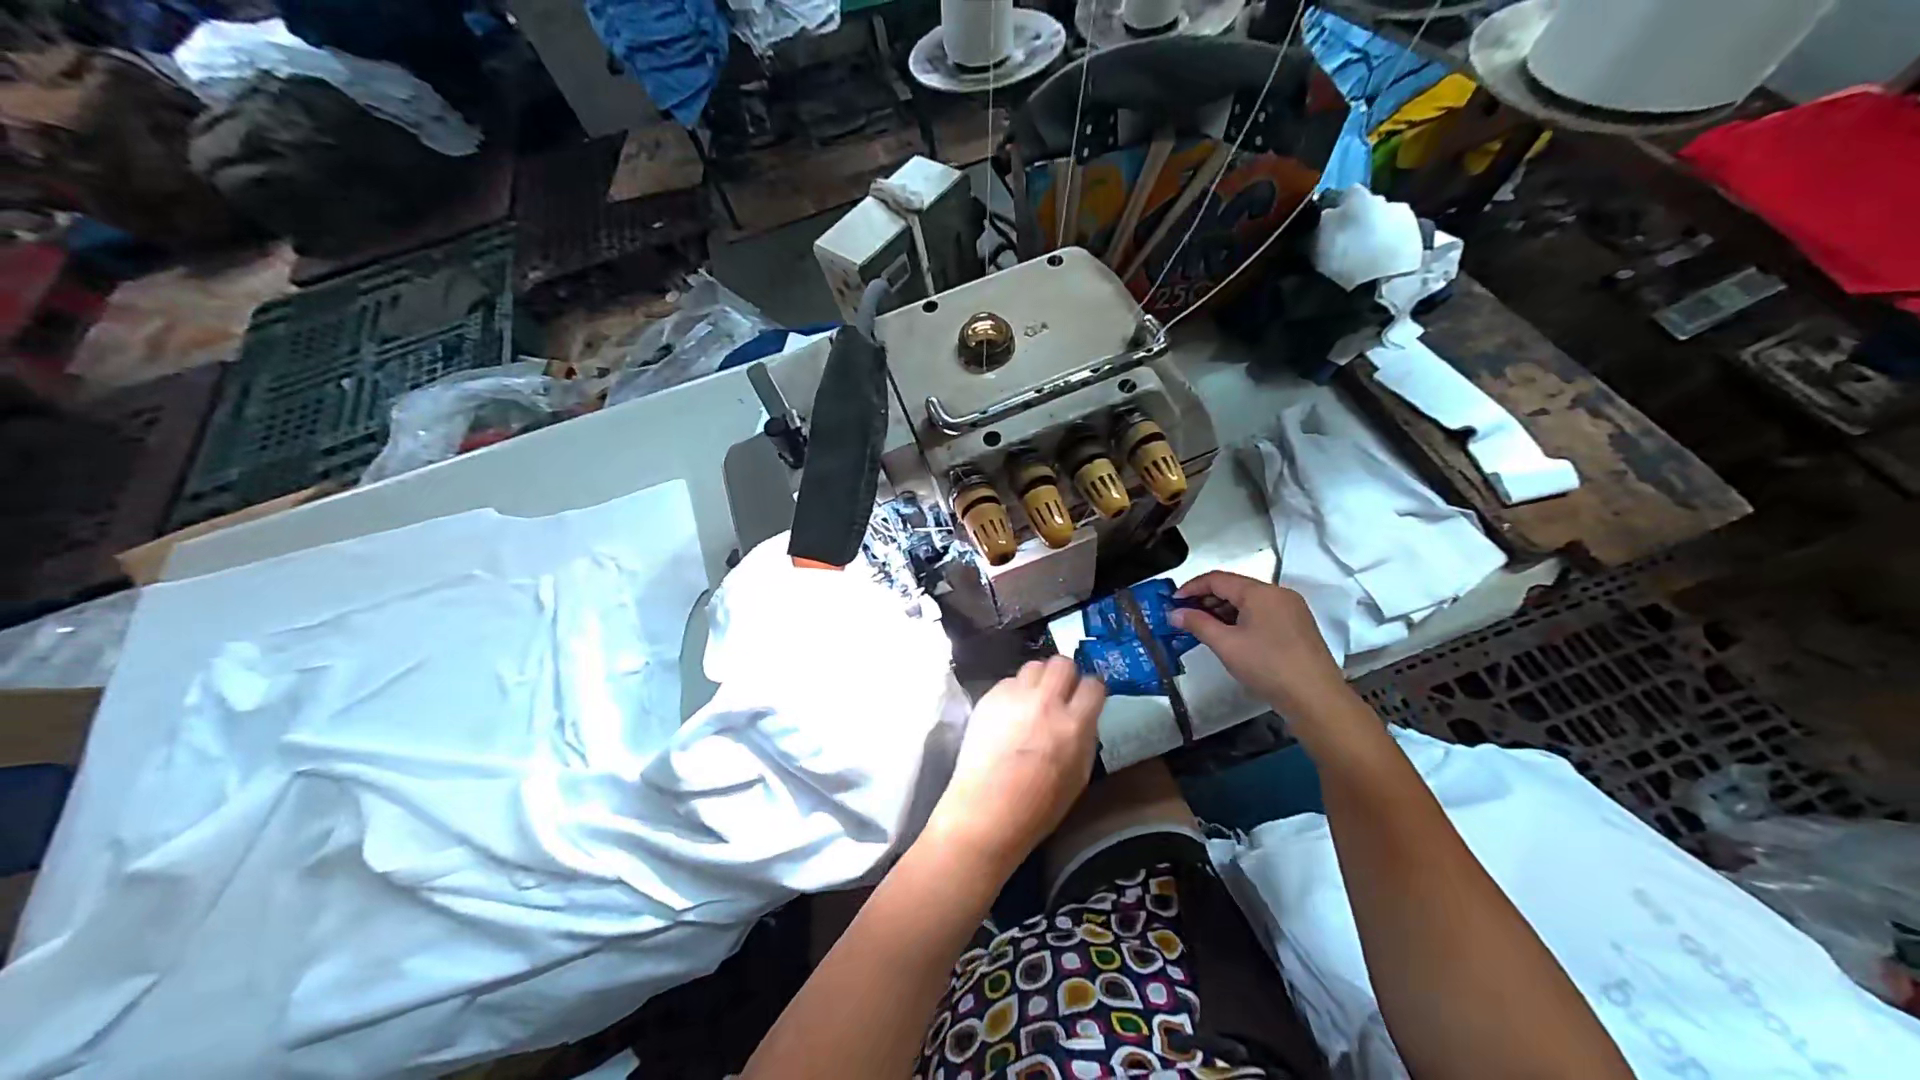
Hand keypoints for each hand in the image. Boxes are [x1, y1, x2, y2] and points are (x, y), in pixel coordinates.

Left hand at [924, 656, 1104, 871]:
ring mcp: (1014, 697)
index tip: (1088, 697)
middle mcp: (1046, 702)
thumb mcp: (1079, 775)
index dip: (1092, 689)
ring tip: (1034, 699)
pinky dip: (1014, 692)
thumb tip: (1083, 718)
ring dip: (1039, 679)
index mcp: (1074, 724)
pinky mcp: (989, 698)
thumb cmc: (1039, 806)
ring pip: (1034, 666)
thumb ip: (1084, 737)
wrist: (987, 811)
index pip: (1093, 685)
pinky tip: (1010, 713)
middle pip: (1062, 663)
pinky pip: (1008, 682)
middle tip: (1061, 691)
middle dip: (1065, 675)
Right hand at [1170, 571, 1349, 720]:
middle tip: (1184, 617)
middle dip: (1206, 600)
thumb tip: (1174, 613)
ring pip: (1249, 601)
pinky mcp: (1297, 626)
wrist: (1315, 698)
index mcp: (1260, 592)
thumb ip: (1197, 624)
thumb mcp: (1226, 645)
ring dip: (1223, 610)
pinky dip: (1241, 619)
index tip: (1172, 602)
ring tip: (1203, 628)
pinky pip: (1262, 613)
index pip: (1218, 579)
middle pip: (1234, 588)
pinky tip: (1229, 636)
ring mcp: (1291, 609)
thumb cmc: (1267, 666)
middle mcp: (1278, 594)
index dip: (1191, 587)